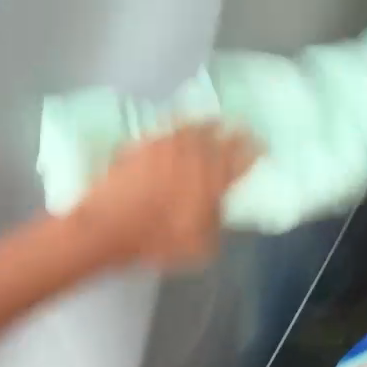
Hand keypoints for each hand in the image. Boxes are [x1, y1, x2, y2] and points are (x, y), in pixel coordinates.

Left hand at [72, 125, 257, 269]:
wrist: (105, 228)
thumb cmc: (155, 242)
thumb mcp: (197, 246)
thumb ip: (216, 225)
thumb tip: (221, 212)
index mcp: (214, 180)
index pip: (243, 158)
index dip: (255, 150)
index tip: (262, 145)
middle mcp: (195, 156)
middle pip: (222, 135)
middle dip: (235, 130)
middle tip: (242, 126)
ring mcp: (167, 145)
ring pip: (195, 125)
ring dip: (207, 122)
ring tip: (213, 120)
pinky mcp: (143, 142)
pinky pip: (167, 127)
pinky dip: (177, 125)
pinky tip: (177, 127)